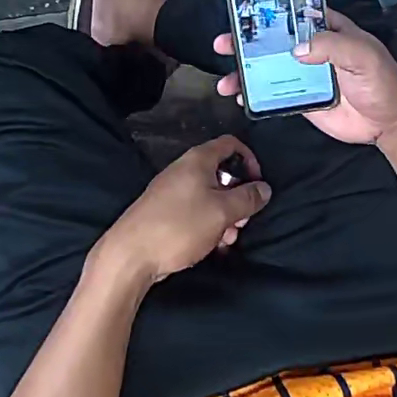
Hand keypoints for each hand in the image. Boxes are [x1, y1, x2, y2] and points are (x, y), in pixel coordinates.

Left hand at [92, 136, 271, 285]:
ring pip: (211, 196)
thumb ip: (247, 198)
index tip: (258, 185)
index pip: (230, 144)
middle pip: (222, 173)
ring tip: (226, 240)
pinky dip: (209, 223)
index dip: (249, 159)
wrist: (132, 253)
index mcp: (198, 160)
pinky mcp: (167, 210)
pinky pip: (197, 210)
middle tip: (242, 222)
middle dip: (239, 197)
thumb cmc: (180, 225)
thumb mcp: (222, 211)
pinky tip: (211, 245)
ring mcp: (173, 190)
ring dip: (225, 216)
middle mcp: (184, 169)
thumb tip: (264, 187)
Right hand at [216, 8, 396, 146]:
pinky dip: (255, 95)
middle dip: (244, 42)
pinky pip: (273, 94)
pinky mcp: (302, 99)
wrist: (391, 124)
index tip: (242, 12)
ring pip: (267, 68)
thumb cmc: (384, 82)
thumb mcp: (363, 56)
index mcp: (326, 29)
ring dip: (244, 72)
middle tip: (222, 44)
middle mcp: (311, 48)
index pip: (292, 13)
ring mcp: (304, 74)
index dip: (267, 11)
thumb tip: (297, 50)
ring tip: (226, 82)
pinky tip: (242, 98)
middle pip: (271, 41)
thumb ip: (332, 47)